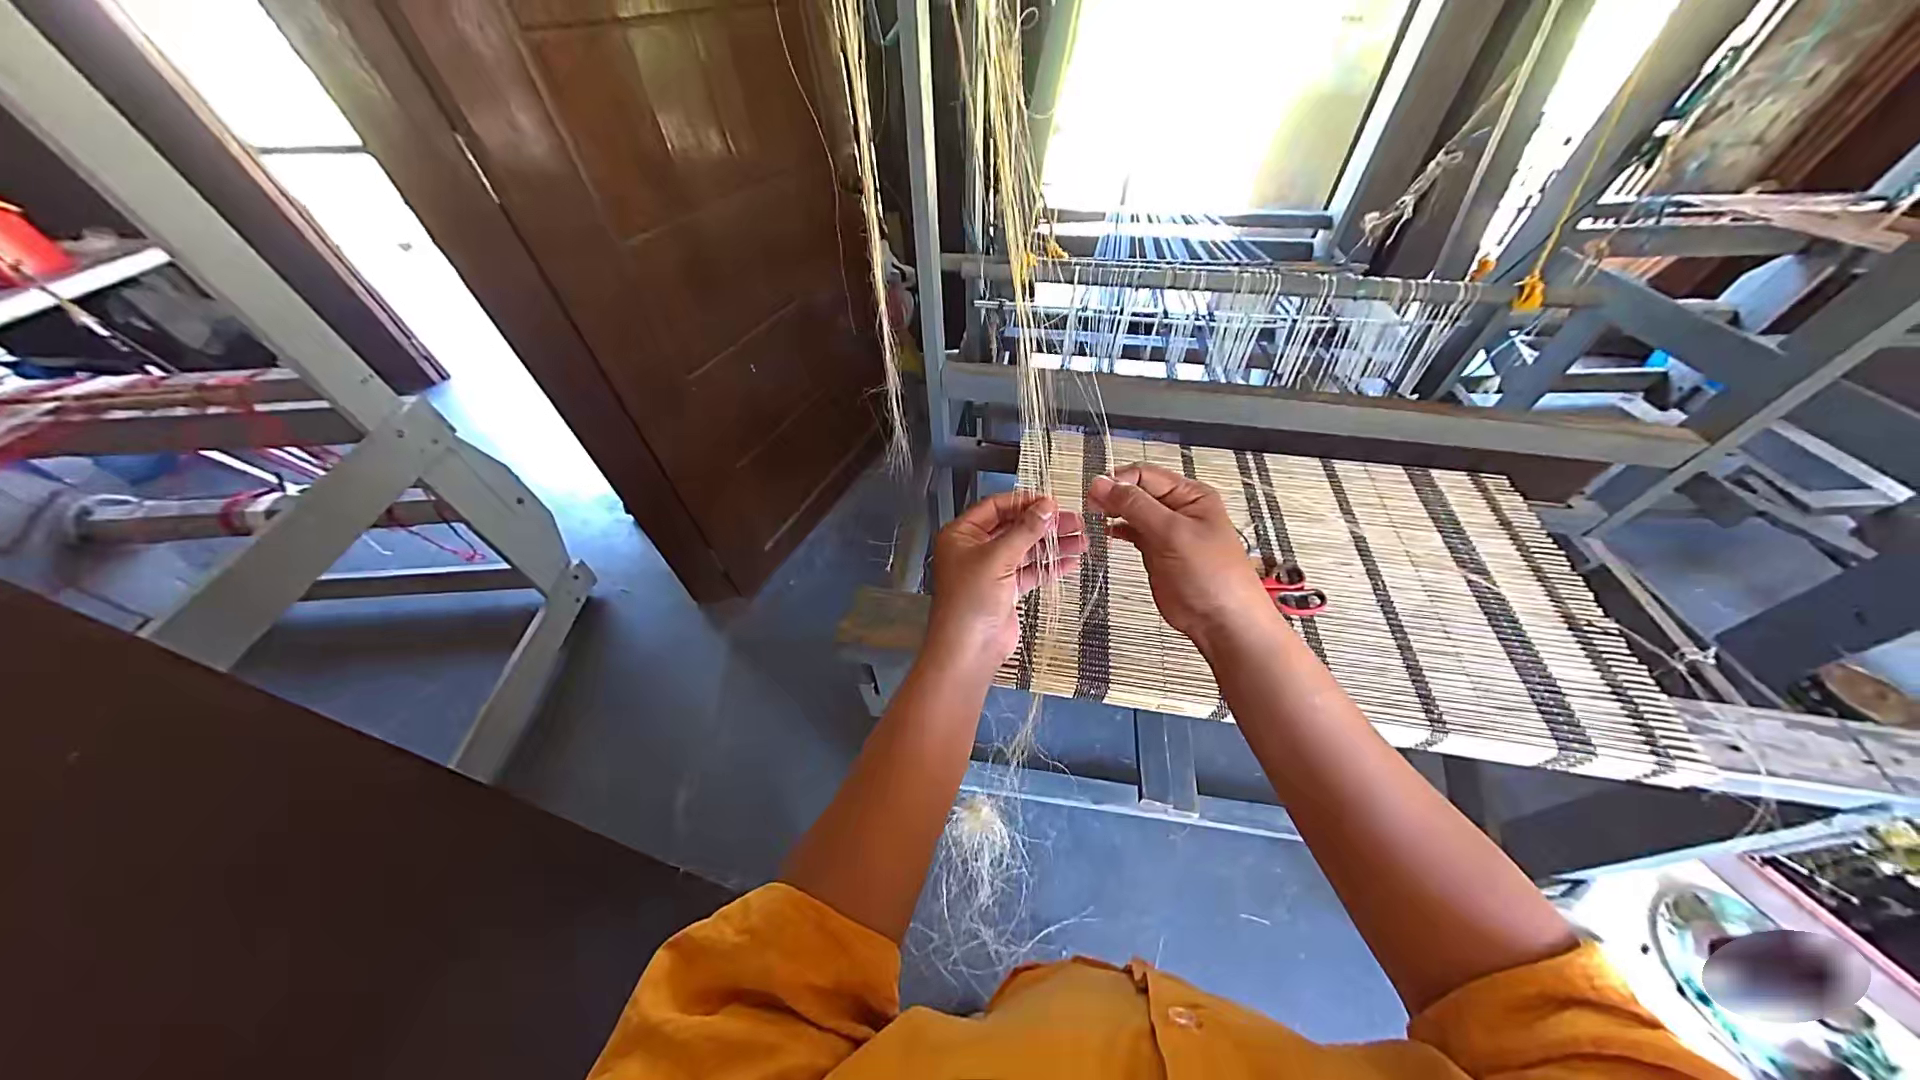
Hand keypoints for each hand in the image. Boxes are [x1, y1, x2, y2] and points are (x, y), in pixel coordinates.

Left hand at [926, 491, 1086, 672]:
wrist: (969, 649)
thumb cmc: (968, 604)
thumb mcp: (997, 558)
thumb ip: (1024, 531)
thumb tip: (1045, 508)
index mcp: (961, 535)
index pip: (995, 507)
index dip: (1024, 503)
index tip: (1051, 503)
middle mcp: (974, 550)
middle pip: (1014, 527)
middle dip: (1044, 525)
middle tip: (1073, 521)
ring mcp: (991, 570)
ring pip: (1026, 550)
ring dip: (1052, 545)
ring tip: (1081, 540)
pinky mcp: (1005, 590)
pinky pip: (1030, 571)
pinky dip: (1049, 566)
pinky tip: (1070, 561)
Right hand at [1087, 464, 1272, 648]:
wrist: (1220, 620)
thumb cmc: (1212, 576)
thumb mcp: (1172, 532)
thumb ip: (1136, 505)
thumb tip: (1103, 483)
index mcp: (1190, 495)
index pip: (1145, 475)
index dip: (1119, 481)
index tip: (1096, 495)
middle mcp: (1177, 509)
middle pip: (1136, 491)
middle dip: (1112, 496)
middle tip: (1091, 508)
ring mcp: (1165, 531)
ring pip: (1130, 511)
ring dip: (1112, 513)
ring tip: (1095, 520)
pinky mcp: (1155, 551)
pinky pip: (1131, 532)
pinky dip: (1116, 531)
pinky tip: (1105, 533)